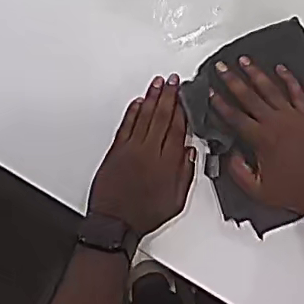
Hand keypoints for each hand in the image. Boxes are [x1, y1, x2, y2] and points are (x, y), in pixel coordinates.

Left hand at [88, 75, 194, 237]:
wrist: (114, 222)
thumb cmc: (143, 215)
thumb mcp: (175, 201)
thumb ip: (185, 175)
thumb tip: (189, 153)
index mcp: (167, 164)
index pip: (177, 129)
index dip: (182, 110)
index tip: (185, 96)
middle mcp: (149, 152)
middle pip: (161, 117)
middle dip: (168, 96)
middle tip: (172, 81)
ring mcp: (131, 149)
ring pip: (143, 116)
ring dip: (151, 97)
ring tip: (157, 83)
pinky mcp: (116, 150)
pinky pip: (126, 125)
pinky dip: (132, 112)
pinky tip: (138, 102)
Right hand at [209, 58, 303, 215]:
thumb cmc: (294, 191)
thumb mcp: (257, 189)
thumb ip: (238, 171)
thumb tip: (230, 155)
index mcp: (262, 139)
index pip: (234, 116)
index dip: (220, 103)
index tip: (210, 93)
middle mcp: (276, 124)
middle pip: (248, 96)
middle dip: (232, 80)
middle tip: (222, 68)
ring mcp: (292, 118)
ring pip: (270, 89)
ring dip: (255, 73)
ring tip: (244, 61)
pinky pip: (297, 93)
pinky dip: (288, 79)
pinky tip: (280, 69)